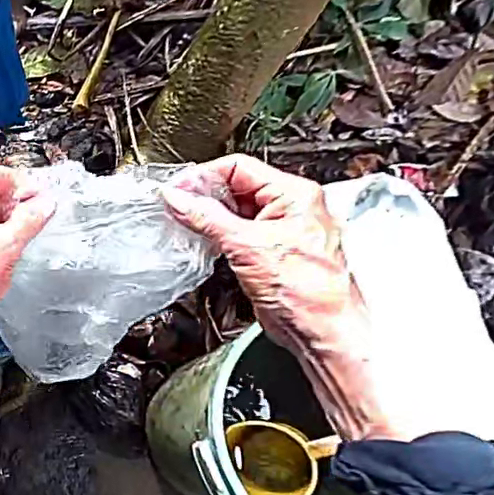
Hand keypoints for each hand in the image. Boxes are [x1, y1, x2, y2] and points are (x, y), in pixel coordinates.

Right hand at [163, 155, 417, 440]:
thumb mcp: (246, 245)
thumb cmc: (306, 289)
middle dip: (202, 196)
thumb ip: (207, 218)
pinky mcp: (265, 254)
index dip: (202, 177)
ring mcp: (276, 232)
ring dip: (207, 217)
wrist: (318, 327)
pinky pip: (234, 234)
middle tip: (175, 207)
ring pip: (232, 211)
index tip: (176, 190)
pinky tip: (202, 242)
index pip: (238, 168)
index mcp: (294, 194)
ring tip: (184, 224)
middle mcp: (288, 209)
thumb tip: (178, 197)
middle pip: (234, 188)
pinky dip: (215, 235)